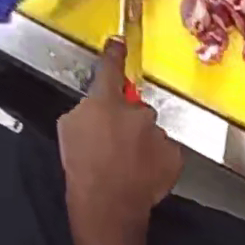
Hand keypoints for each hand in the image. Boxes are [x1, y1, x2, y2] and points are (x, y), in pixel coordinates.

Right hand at [59, 40, 181, 240]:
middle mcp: (137, 113)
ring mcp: (159, 135)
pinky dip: (159, 160)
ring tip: (132, 164)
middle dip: (131, 122)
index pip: (111, 69)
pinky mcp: (174, 156)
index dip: (114, 55)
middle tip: (119, 144)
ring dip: (145, 143)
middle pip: (138, 110)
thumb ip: (87, 110)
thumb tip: (97, 109)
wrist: (110, 201)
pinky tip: (146, 173)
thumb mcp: (70, 127)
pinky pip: (167, 152)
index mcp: (106, 101)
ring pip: (153, 133)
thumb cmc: (83, 166)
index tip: (119, 43)